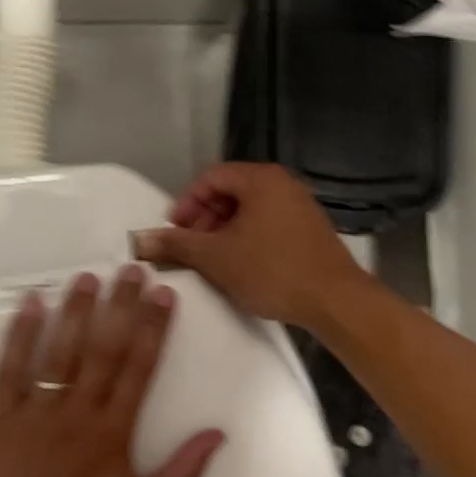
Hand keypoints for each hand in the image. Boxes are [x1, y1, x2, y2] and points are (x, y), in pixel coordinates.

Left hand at [0, 265, 225, 476]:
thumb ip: (182, 474)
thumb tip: (216, 435)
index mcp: (113, 433)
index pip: (140, 368)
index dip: (154, 328)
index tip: (164, 294)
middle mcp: (77, 413)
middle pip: (104, 348)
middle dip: (121, 305)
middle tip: (132, 268)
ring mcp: (34, 413)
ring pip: (59, 351)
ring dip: (76, 311)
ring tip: (89, 276)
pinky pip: (10, 370)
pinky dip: (21, 336)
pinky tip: (32, 305)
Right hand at [132, 163, 367, 328]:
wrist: (335, 299)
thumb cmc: (272, 270)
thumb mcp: (216, 258)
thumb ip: (177, 244)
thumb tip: (141, 239)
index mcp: (261, 179)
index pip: (210, 177)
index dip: (185, 204)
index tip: (174, 234)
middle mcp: (283, 184)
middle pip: (231, 191)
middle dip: (204, 219)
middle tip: (191, 250)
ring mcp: (301, 206)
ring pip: (250, 210)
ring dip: (225, 232)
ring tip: (214, 262)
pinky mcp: (310, 229)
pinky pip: (269, 224)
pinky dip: (248, 238)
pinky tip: (243, 267)